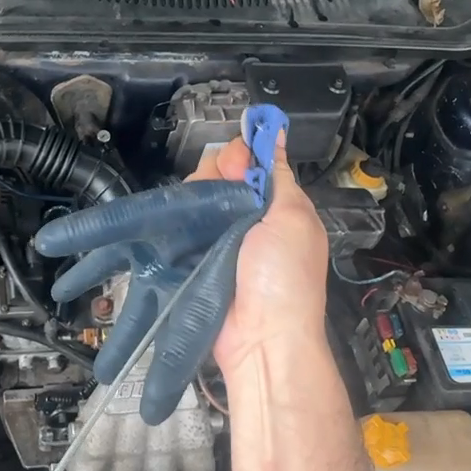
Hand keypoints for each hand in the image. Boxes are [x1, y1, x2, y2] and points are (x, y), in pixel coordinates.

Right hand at [195, 135, 329, 376]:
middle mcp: (247, 218)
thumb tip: (277, 133)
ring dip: (196, 196)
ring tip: (201, 215)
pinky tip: (178, 219)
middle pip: (219, 175)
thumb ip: (278, 175)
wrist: (260, 338)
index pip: (253, 163)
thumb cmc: (286, 279)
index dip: (243, 155)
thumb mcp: (293, 217)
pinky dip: (177, 217)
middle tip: (221, 193)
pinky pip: (180, 224)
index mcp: (277, 207)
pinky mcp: (193, 255)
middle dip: (216, 174)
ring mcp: (218, 237)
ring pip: (197, 196)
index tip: (238, 160)